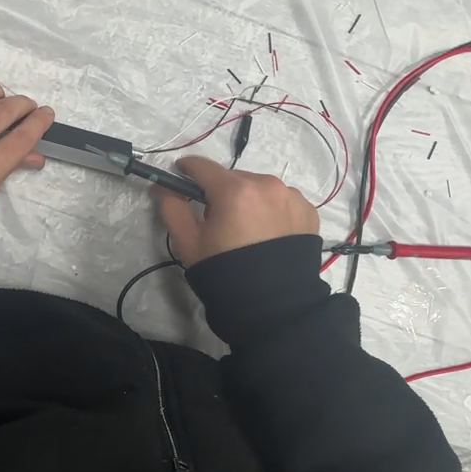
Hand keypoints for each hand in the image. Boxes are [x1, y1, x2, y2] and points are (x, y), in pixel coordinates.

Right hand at [157, 157, 319, 264]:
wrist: (273, 304)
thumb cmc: (223, 270)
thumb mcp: (188, 242)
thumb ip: (172, 207)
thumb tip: (162, 187)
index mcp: (234, 190)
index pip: (202, 166)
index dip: (186, 169)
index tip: (180, 175)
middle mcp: (266, 184)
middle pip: (233, 178)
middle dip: (220, 191)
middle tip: (215, 218)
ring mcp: (291, 196)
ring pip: (258, 188)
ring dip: (248, 199)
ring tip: (245, 228)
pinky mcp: (307, 211)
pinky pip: (281, 200)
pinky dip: (271, 210)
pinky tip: (267, 233)